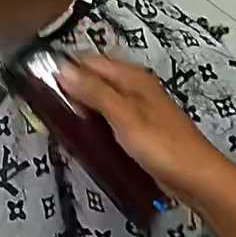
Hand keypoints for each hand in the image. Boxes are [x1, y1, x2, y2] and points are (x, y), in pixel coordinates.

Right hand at [56, 55, 233, 202]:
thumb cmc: (162, 145)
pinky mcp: (139, 129)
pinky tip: (85, 136)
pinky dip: (95, 122)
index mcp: (131, 76)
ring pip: (100, 99)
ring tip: (61, 123)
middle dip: (71, 88)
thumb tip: (62, 69)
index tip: (39, 83)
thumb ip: (93, 91)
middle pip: (94, 78)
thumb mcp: (123, 115)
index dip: (65, 68)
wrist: (196, 177)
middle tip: (46, 107)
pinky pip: (109, 118)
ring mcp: (137, 108)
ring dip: (82, 107)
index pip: (89, 60)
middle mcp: (134, 86)